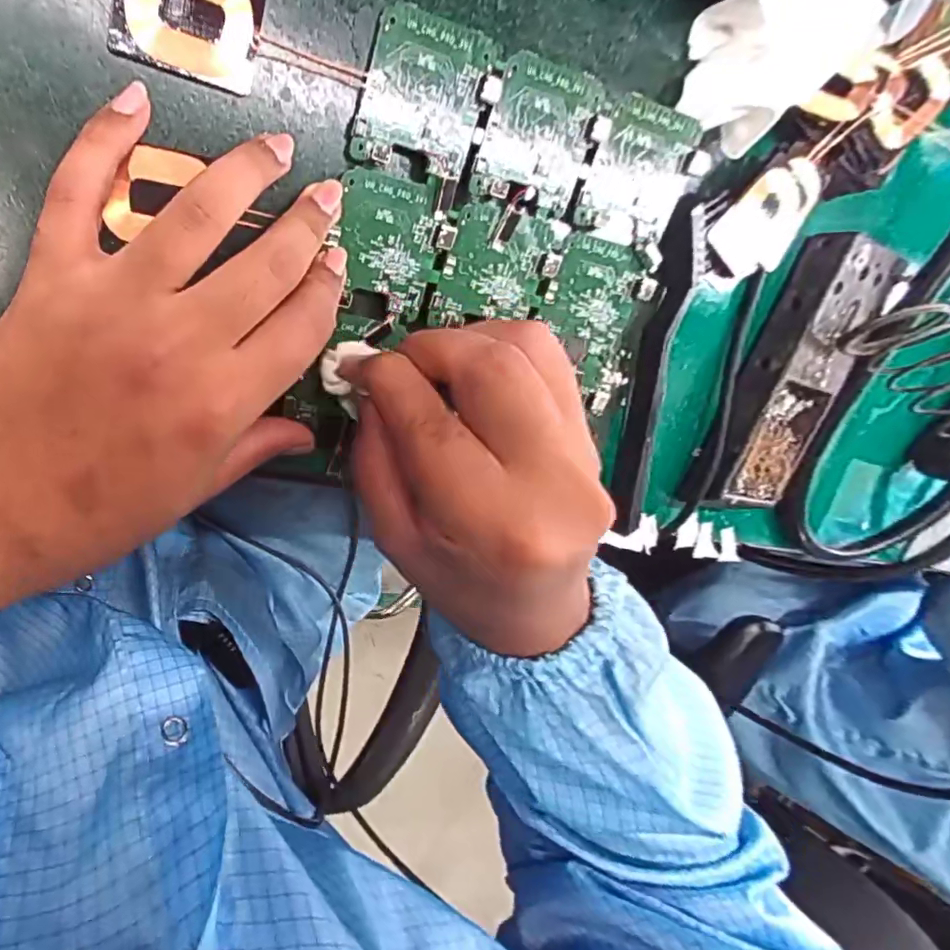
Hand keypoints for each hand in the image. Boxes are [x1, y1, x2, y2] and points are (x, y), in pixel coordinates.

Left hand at [0, 80, 347, 612]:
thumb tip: (304, 428)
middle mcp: (179, 340)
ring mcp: (112, 301)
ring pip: (195, 213)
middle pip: (267, 263)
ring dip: (244, 170)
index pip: (302, 325)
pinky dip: (101, 141)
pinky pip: (76, 195)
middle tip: (321, 199)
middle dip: (307, 224)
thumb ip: (248, 451)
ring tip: (272, 149)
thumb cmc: (90, 517)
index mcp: (220, 402)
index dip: (327, 290)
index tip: (333, 266)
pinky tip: (134, 103)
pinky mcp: (50, 280)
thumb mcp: (183, 496)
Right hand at [339, 322, 613, 656]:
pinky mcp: (594, 436)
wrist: (538, 609)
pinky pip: (550, 359)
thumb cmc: (454, 580)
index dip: (383, 378)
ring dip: (466, 340)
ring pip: (528, 347)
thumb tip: (371, 386)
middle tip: (395, 362)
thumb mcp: (390, 532)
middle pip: (491, 366)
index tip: (355, 368)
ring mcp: (584, 454)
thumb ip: (374, 456)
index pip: (429, 420)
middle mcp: (551, 480)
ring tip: (433, 367)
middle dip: (427, 347)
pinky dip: (499, 348)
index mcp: (489, 520)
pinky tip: (470, 372)